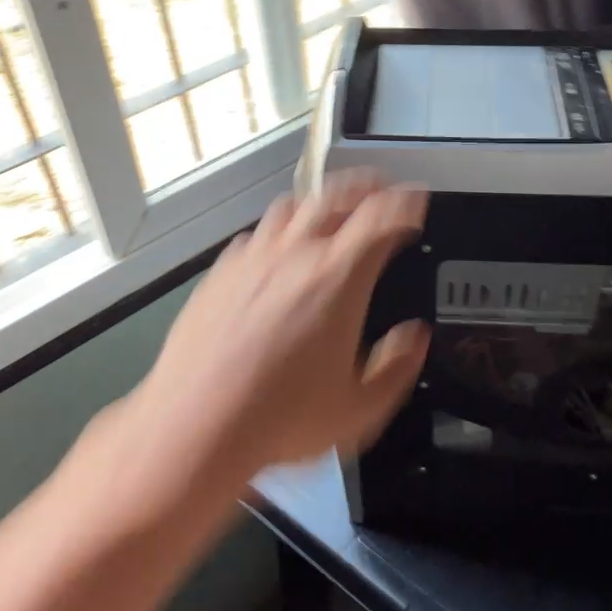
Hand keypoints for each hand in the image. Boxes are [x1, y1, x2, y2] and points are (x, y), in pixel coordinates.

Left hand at [123, 170, 430, 483]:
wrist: (196, 425)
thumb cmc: (274, 419)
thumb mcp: (360, 407)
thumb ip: (397, 367)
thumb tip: (412, 342)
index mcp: (337, 279)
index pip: (382, 215)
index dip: (406, 200)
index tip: (415, 200)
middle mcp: (292, 257)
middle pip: (334, 194)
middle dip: (365, 185)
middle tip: (380, 187)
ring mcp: (251, 262)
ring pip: (290, 208)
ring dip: (318, 203)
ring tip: (330, 211)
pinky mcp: (219, 276)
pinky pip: (253, 237)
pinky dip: (275, 233)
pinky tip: (275, 252)